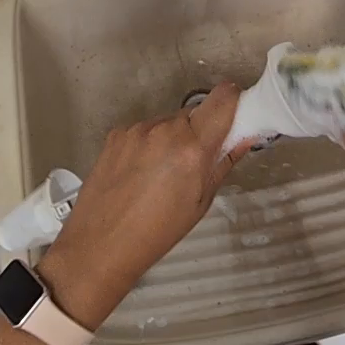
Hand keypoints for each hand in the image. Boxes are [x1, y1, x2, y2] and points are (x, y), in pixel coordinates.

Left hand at [36, 82, 253, 328]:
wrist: (100, 245)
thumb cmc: (157, 232)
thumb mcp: (200, 202)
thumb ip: (222, 164)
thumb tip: (244, 138)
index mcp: (192, 148)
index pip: (223, 100)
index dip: (233, 101)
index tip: (236, 114)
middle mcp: (164, 130)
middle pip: (193, 114)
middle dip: (198, 132)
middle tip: (193, 163)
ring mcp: (136, 130)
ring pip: (167, 123)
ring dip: (171, 139)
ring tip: (159, 175)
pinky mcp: (116, 134)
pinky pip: (143, 131)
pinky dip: (148, 145)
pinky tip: (138, 173)